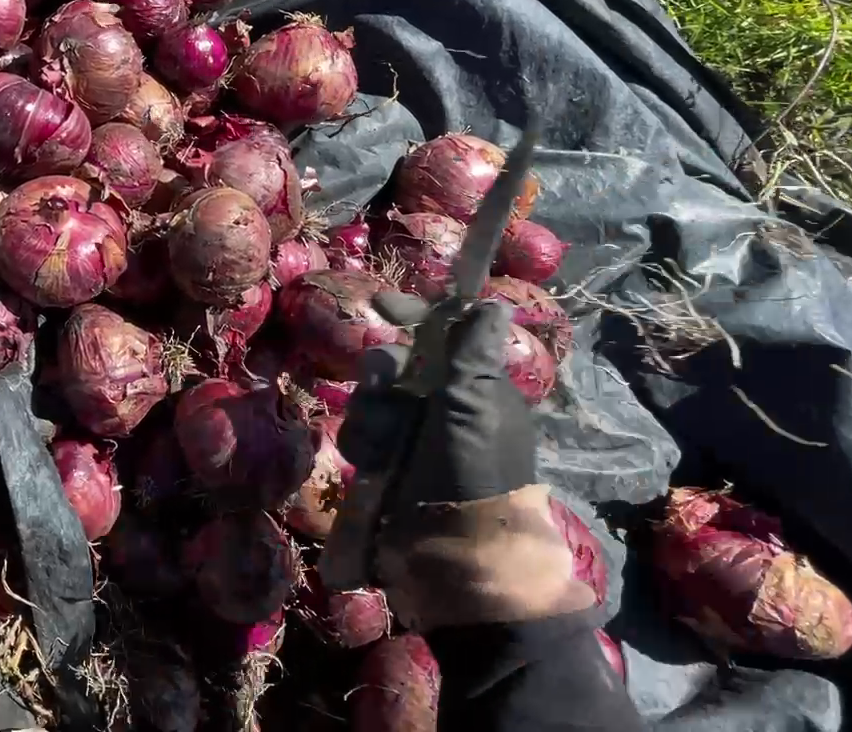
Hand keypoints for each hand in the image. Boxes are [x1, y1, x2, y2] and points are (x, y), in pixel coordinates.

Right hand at [339, 292, 592, 628]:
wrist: (454, 549)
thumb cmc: (474, 469)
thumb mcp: (477, 404)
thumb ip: (474, 352)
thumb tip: (492, 303)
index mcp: (473, 388)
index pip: (440, 335)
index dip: (414, 316)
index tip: (383, 305)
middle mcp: (440, 405)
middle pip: (394, 364)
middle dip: (383, 376)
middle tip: (386, 390)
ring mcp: (411, 434)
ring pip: (371, 397)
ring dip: (371, 416)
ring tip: (382, 445)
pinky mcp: (385, 459)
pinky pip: (359, 431)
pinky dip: (362, 443)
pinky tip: (371, 461)